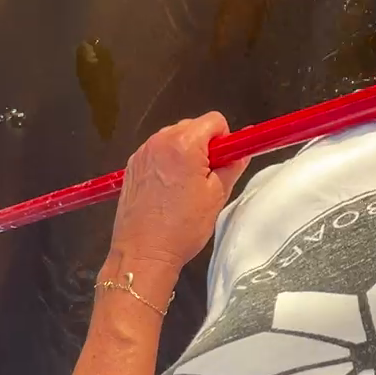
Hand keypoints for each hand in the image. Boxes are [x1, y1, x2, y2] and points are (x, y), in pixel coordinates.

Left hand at [107, 112, 247, 277]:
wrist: (143, 254)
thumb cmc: (182, 227)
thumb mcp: (217, 195)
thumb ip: (233, 165)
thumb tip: (244, 148)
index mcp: (184, 143)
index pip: (214, 120)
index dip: (224, 140)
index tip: (222, 163)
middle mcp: (160, 140)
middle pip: (193, 126)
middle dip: (204, 146)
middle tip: (206, 178)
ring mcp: (142, 152)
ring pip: (174, 138)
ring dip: (185, 154)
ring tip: (185, 187)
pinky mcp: (131, 166)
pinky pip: (157, 152)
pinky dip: (167, 163)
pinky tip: (168, 190)